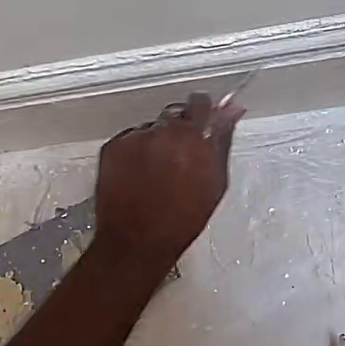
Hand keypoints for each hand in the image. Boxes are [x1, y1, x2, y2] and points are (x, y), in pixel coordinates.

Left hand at [93, 93, 243, 265]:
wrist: (136, 241)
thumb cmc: (181, 219)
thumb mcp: (215, 183)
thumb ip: (222, 141)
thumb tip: (231, 111)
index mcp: (193, 137)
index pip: (200, 104)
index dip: (202, 111)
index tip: (203, 119)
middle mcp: (163, 131)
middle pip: (174, 115)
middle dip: (179, 129)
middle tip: (179, 156)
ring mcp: (135, 138)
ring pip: (151, 128)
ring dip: (156, 141)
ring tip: (156, 173)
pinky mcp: (113, 146)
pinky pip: (129, 139)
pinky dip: (134, 151)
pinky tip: (138, 176)